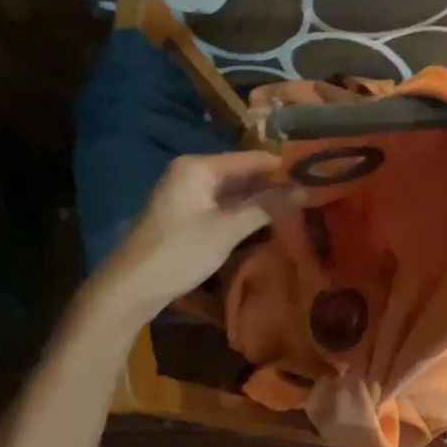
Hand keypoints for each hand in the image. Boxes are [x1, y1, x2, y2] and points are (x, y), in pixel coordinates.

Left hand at [88, 151, 300, 323]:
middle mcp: (192, 172)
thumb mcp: (227, 230)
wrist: (130, 288)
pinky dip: (244, 212)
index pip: (252, 158)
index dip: (284, 167)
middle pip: (243, 172)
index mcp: (198, 167)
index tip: (316, 176)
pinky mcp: (187, 214)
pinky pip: (223, 205)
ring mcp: (188, 194)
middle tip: (312, 194)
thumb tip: (306, 190)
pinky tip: (268, 221)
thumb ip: (266, 207)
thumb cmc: (179, 253)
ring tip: (298, 206)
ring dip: (261, 200)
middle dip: (274, 184)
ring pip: (234, 191)